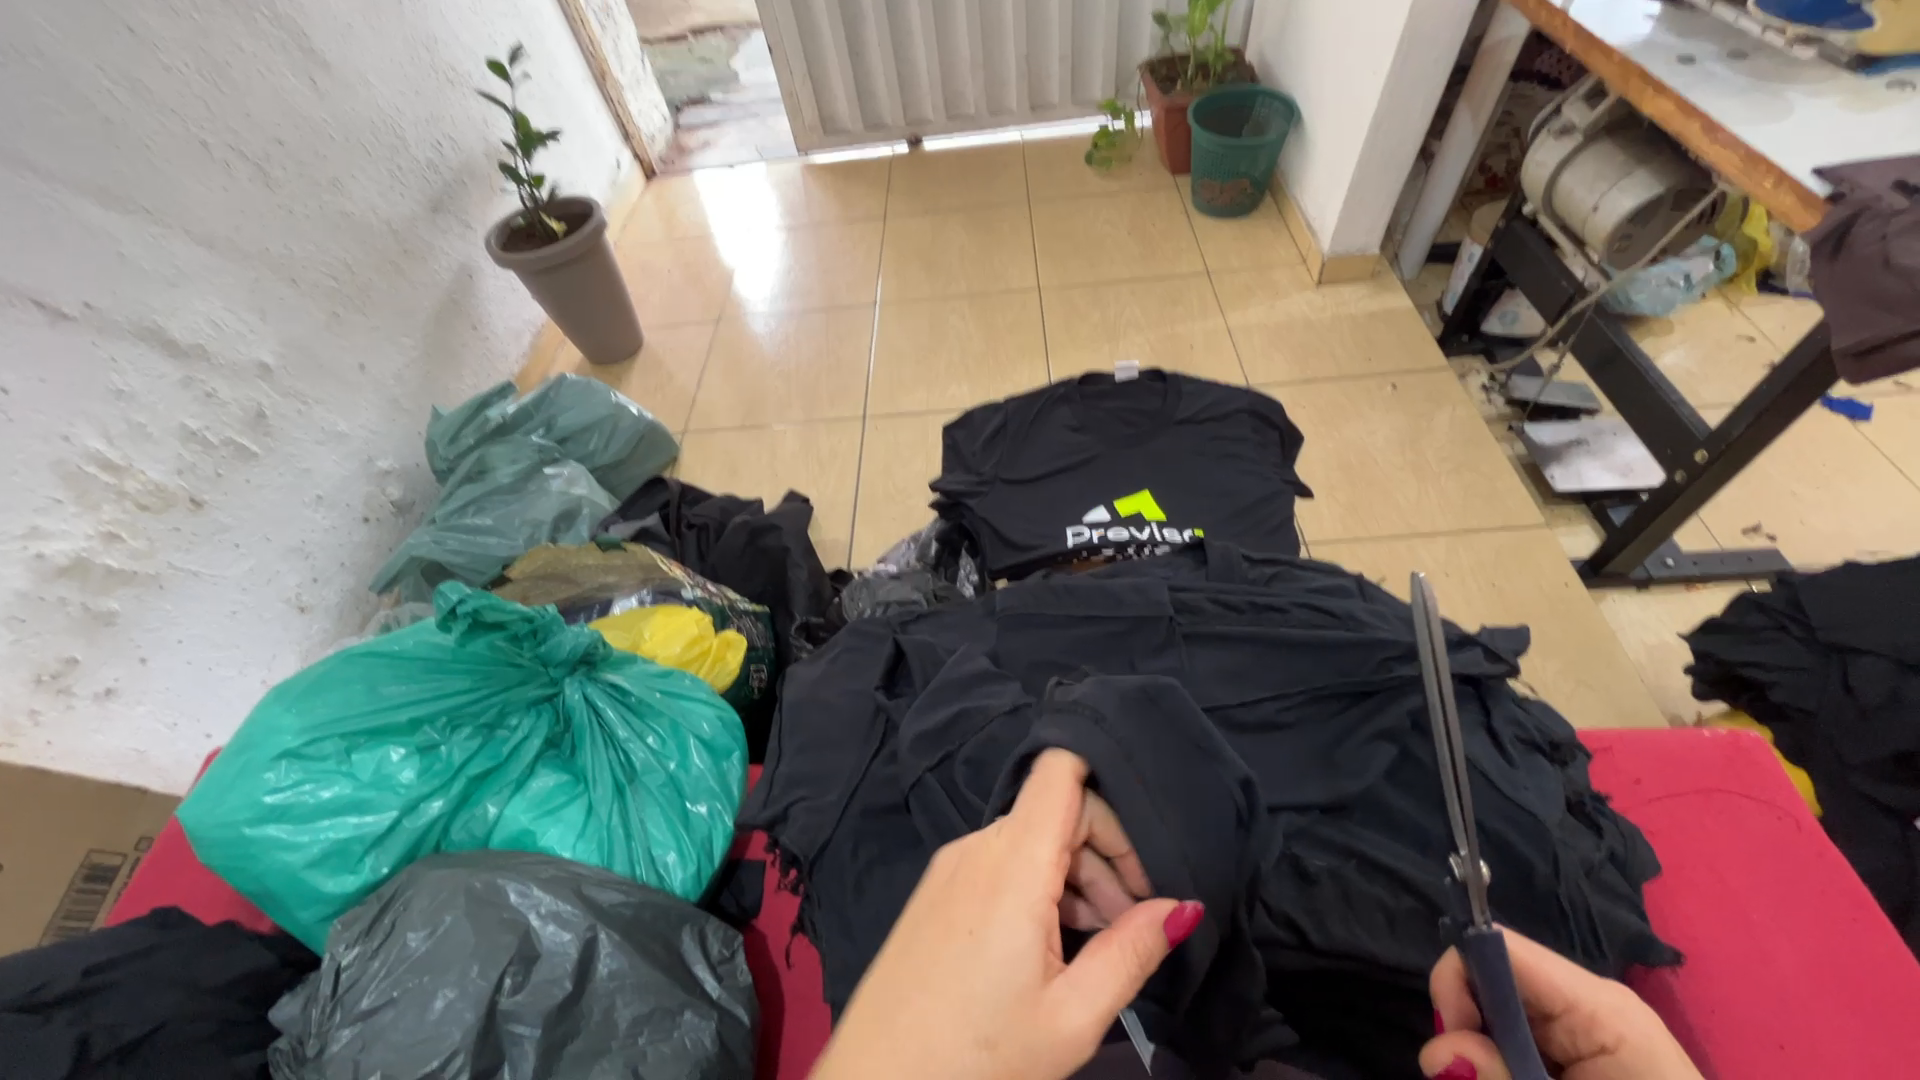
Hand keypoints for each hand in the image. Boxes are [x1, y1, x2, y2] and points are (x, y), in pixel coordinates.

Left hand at [809, 749, 1202, 1079]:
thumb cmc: (979, 1054)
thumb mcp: (1071, 1015)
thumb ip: (1132, 951)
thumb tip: (1185, 907)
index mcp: (1012, 861)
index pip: (1061, 769)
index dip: (1110, 798)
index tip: (1140, 870)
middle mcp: (977, 844)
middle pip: (1056, 812)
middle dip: (1103, 860)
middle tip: (1125, 929)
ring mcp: (951, 864)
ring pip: (1031, 840)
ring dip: (1074, 880)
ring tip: (1092, 950)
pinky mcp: (937, 887)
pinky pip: (1001, 862)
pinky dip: (1037, 889)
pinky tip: (1048, 950)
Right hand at [1423, 926, 1702, 1079]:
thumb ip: (1501, 1078)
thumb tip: (1434, 1054)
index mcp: (1597, 1005)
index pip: (1495, 946)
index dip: (1457, 982)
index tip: (1453, 1046)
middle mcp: (1591, 1002)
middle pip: (1491, 981)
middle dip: (1468, 1031)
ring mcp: (1592, 1029)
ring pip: (1499, 1014)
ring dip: (1484, 1056)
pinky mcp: (1589, 1054)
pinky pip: (1523, 1039)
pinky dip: (1505, 1066)